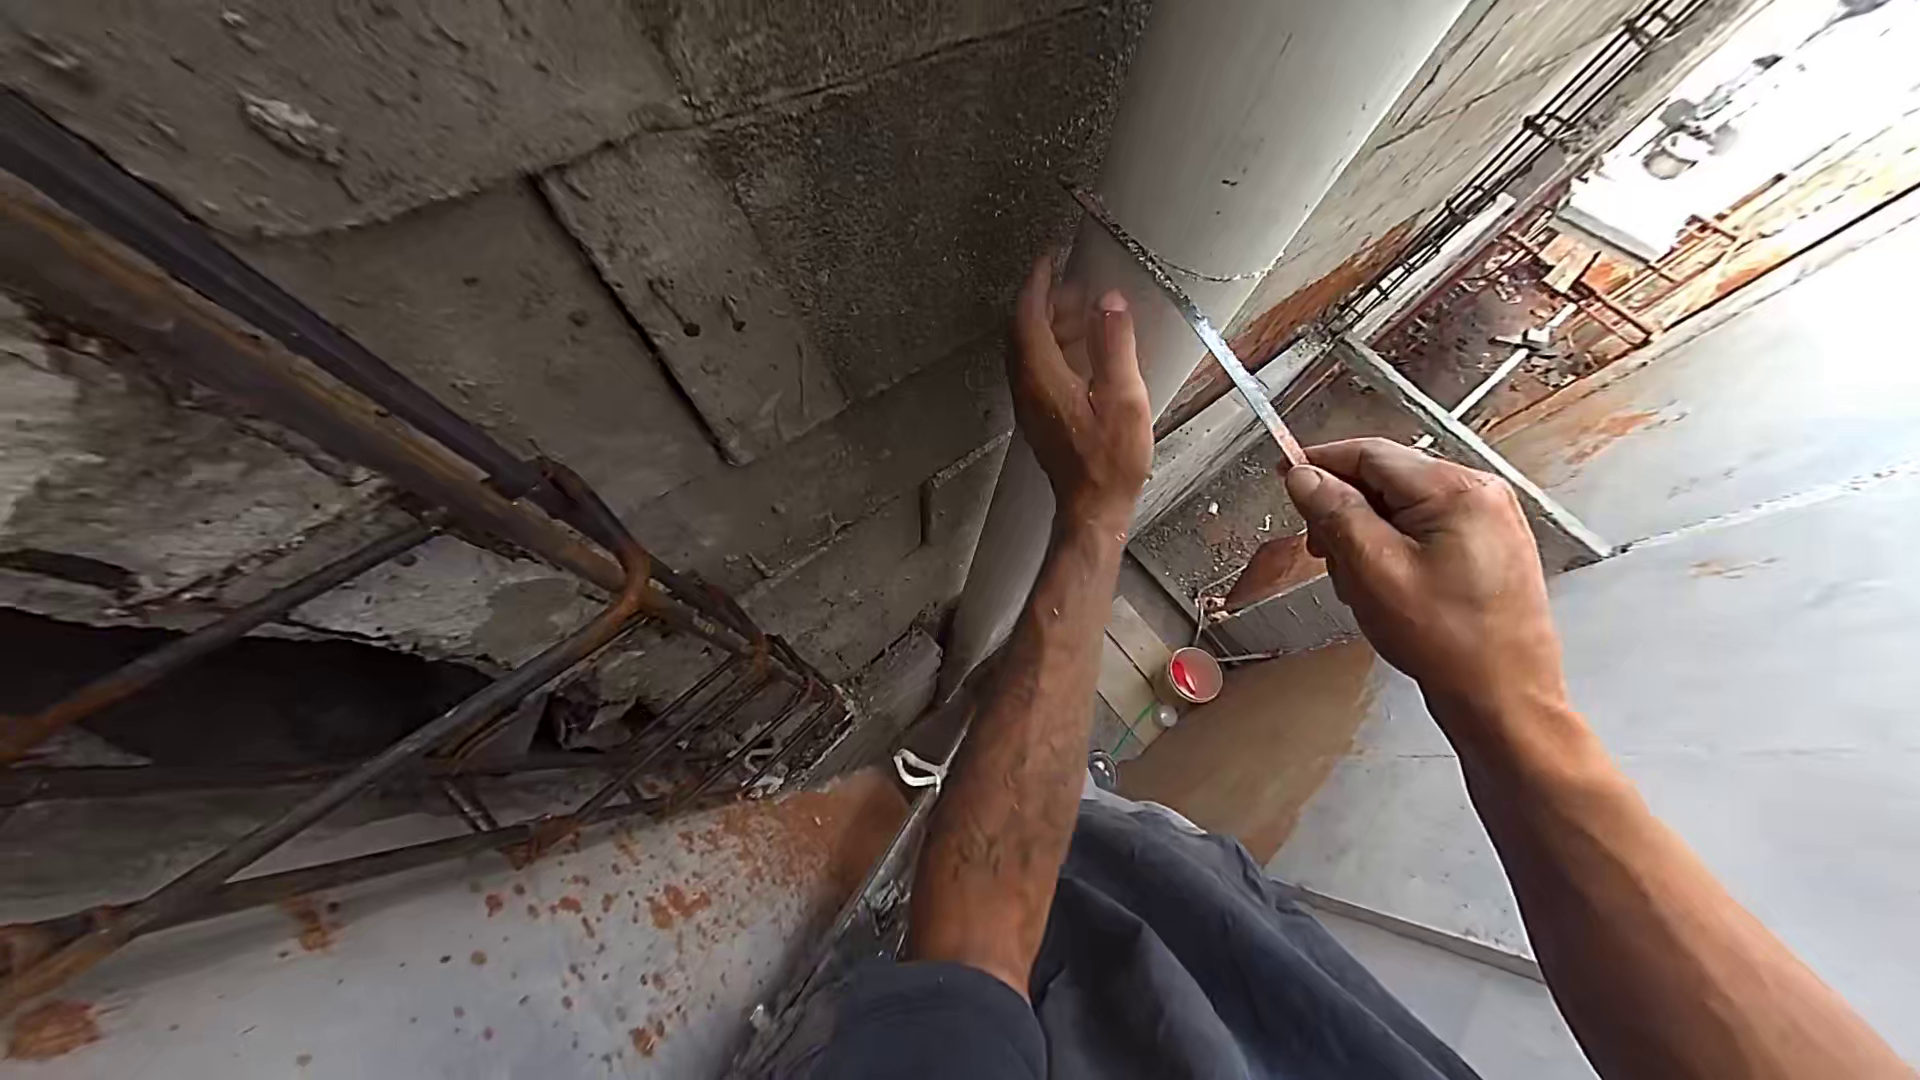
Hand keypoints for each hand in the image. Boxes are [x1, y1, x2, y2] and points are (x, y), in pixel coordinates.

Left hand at [1010, 253, 1152, 532]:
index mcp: (1043, 379)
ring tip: (1082, 312)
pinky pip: (1037, 371)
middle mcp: (1028, 390)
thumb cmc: (1108, 463)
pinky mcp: (1040, 417)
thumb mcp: (1124, 399)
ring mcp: (1031, 405)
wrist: (1092, 506)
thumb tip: (1109, 302)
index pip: (1027, 318)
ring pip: (1029, 352)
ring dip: (1049, 325)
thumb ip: (1115, 346)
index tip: (1049, 258)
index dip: (1037, 283)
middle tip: (1072, 284)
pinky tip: (1082, 352)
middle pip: (1023, 332)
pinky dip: (1054, 349)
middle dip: (1044, 301)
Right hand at [1282, 438, 1566, 722]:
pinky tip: (1376, 580)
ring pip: (1396, 504)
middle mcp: (1479, 493)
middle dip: (1340, 508)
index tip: (1282, 476)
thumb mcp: (1371, 567)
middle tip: (1317, 549)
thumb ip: (1334, 512)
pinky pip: (1417, 526)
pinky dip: (1384, 545)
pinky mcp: (1483, 544)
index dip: (1318, 462)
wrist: (1500, 695)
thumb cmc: (1441, 636)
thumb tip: (1303, 475)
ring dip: (1359, 531)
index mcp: (1456, 490)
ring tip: (1351, 576)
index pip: (1369, 454)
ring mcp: (1486, 519)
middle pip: (1383, 477)